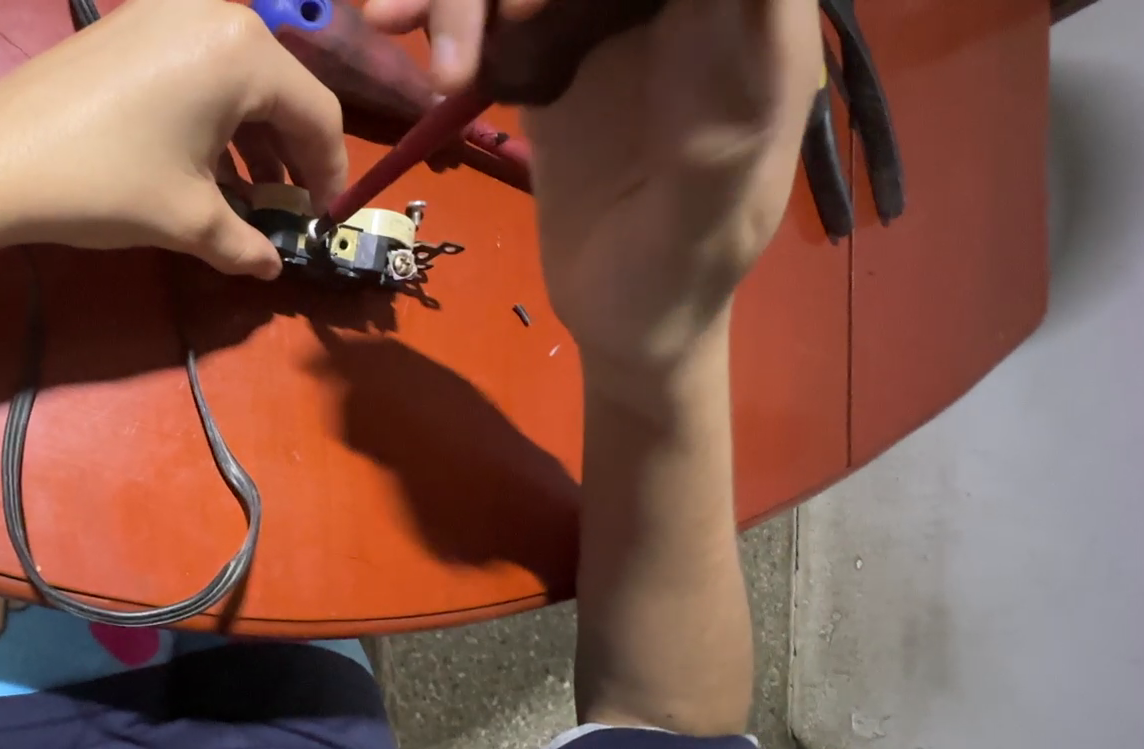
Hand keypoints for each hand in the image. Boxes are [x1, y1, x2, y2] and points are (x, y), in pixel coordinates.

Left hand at [0, 0, 348, 279]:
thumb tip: (271, 268)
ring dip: (253, 144)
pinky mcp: (134, 26)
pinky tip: (207, 168)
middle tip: (290, 211)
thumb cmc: (106, 185)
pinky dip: (214, 123)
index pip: (317, 113)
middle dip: (291, 158)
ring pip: (237, 84)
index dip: (331, 172)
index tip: (325, 217)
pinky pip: (198, 74)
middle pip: (281, 92)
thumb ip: (244, 246)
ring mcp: (169, 14)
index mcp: (244, 53)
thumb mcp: (188, 221)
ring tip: (250, 200)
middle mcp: (216, 15)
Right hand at [365, 0, 818, 398]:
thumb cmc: (675, 281)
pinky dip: (446, 14)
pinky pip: (496, 14)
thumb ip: (716, 122)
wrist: (625, 322)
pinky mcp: (553, 63)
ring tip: (397, 19)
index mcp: (748, 25)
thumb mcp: (702, 220)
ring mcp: (609, 29)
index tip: (529, 9)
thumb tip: (727, 3)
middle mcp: (679, 7)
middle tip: (482, 31)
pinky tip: (395, 19)